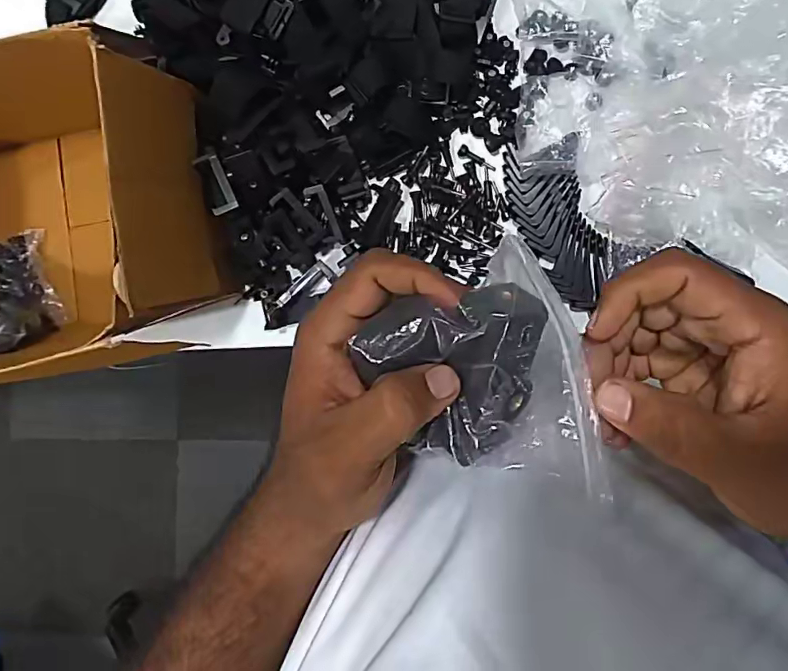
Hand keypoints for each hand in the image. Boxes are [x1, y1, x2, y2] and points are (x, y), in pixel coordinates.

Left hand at [256, 251, 465, 541]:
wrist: (310, 514)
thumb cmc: (316, 481)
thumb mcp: (350, 447)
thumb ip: (394, 408)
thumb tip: (447, 376)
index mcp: (327, 334)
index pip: (371, 274)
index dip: (415, 277)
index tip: (454, 304)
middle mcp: (348, 331)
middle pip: (396, 283)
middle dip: (437, 293)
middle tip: (474, 321)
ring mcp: (368, 349)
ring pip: (412, 310)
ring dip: (446, 321)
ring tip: (476, 341)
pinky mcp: (389, 370)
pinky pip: (421, 341)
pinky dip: (446, 346)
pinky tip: (466, 366)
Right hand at [585, 248, 787, 540]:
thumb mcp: (740, 461)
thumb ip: (671, 428)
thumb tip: (603, 395)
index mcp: (751, 322)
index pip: (678, 274)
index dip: (630, 293)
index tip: (598, 336)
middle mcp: (728, 321)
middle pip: (652, 300)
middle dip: (614, 338)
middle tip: (595, 388)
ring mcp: (712, 343)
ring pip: (643, 327)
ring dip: (615, 364)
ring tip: (605, 415)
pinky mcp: (699, 368)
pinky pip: (649, 358)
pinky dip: (627, 385)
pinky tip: (619, 422)